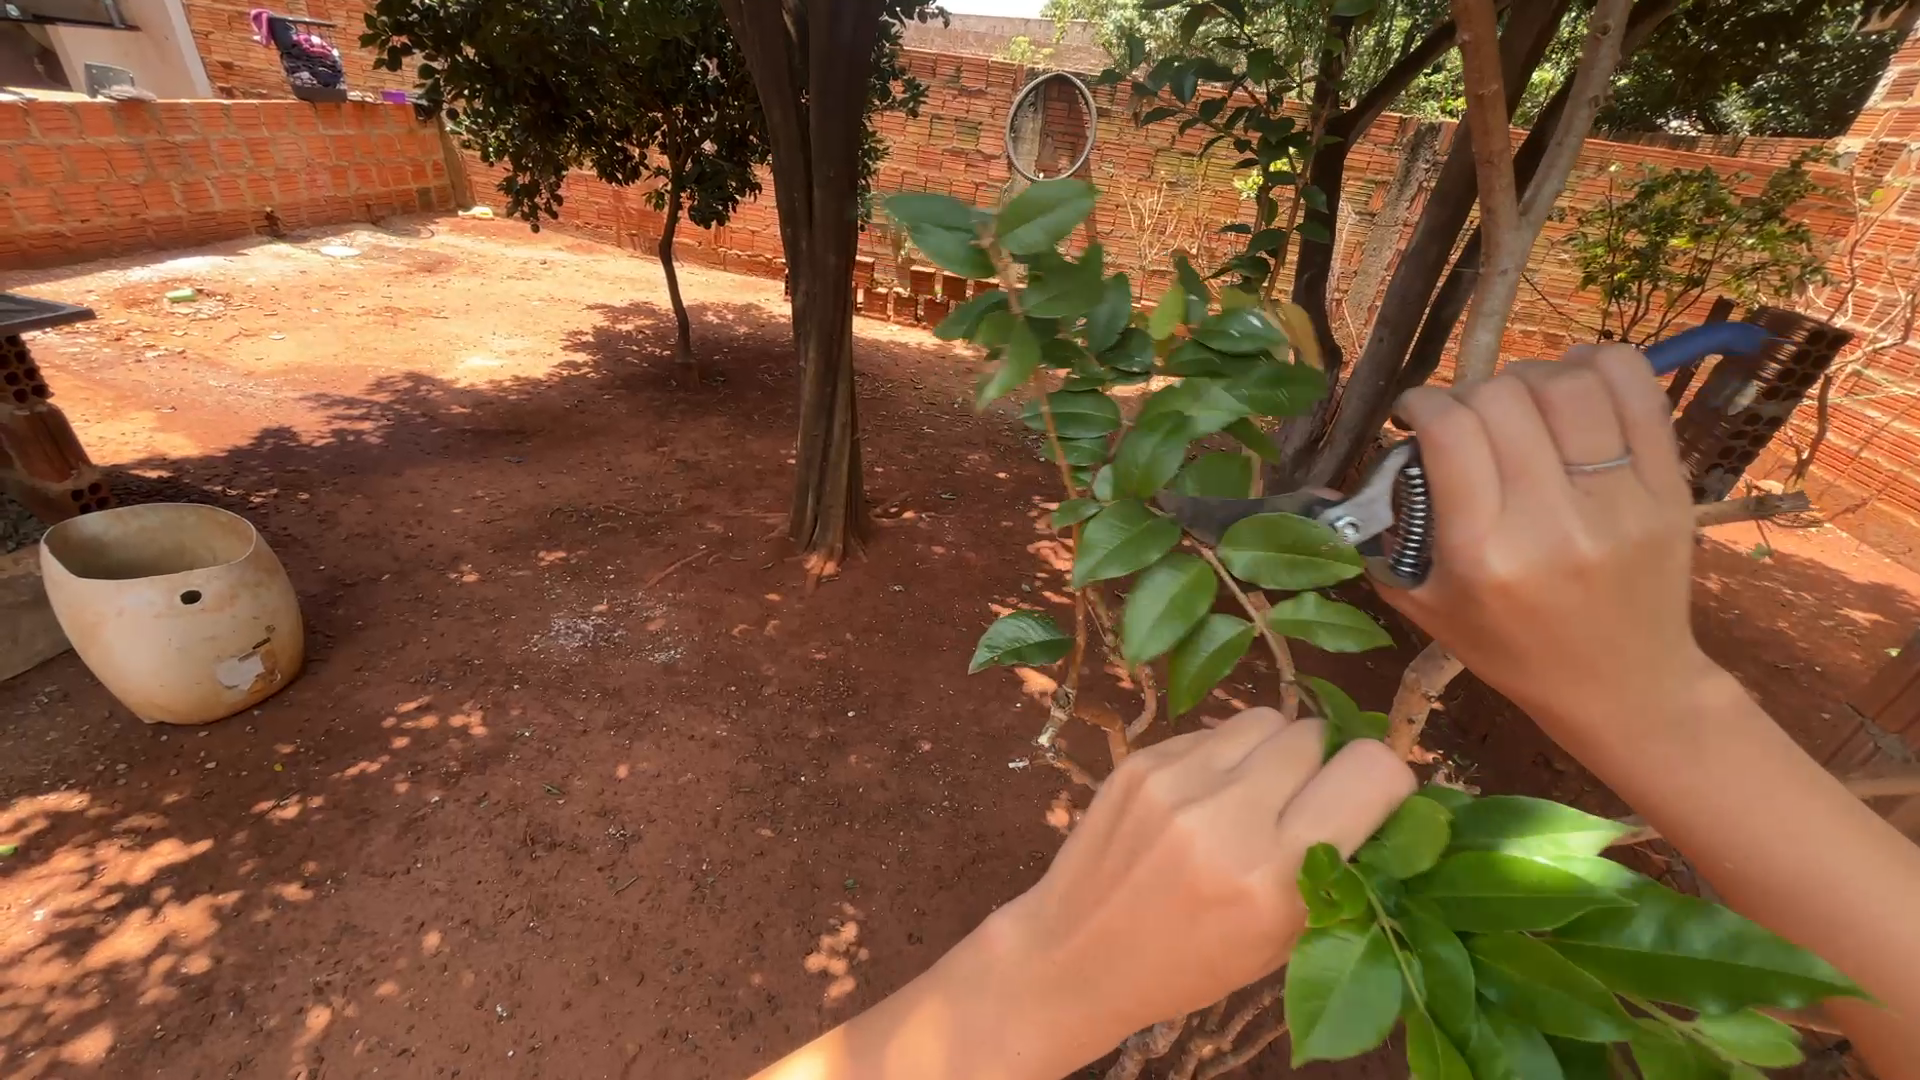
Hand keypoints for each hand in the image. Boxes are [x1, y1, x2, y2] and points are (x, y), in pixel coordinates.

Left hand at [984, 708, 1412, 1058]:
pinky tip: (1202, 793)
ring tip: (1255, 789)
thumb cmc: (1189, 963)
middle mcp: (1226, 817)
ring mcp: (1174, 780)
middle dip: (1322, 760)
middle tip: (1304, 795)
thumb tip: (1376, 792)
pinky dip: (1222, 754)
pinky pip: (1210, 731)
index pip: (1369, 772)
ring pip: (1263, 718)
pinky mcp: (1138, 760)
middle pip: (1312, 734)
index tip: (1372, 795)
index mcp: (1276, 880)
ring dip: (1273, 748)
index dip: (1383, 778)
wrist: (1077, 950)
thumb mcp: (1281, 941)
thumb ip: (1332, 865)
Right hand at [1383, 345, 1714, 735]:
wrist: (1618, 685)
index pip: (1449, 431)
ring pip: (1568, 386)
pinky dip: (1597, 366)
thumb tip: (1330, 487)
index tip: (1413, 413)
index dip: (1422, 403)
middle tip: (1462, 417)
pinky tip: (1570, 380)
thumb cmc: (1502, 645)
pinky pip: (1639, 392)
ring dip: (1527, 377)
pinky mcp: (1670, 489)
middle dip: (1467, 393)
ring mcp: (1620, 502)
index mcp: (1480, 550)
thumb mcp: (1420, 602)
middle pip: (1501, 399)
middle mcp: (1549, 521)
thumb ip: (1379, 540)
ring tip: (1514, 400)